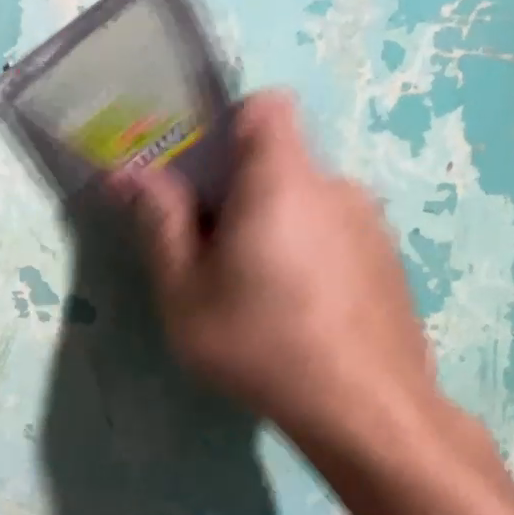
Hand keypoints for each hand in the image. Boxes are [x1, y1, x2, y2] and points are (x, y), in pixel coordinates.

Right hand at [112, 92, 438, 443]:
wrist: (364, 407)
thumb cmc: (256, 341)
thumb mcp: (183, 288)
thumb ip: (159, 222)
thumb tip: (130, 173)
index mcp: (281, 181)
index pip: (263, 107)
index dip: (222, 125)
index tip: (190, 173)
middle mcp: (334, 187)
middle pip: (273, 161)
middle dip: (228, 191)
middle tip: (195, 250)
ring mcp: (368, 223)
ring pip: (298, 201)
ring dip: (261, 225)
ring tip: (238, 290)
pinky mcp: (383, 258)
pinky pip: (325, 231)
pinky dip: (295, 251)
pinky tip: (282, 310)